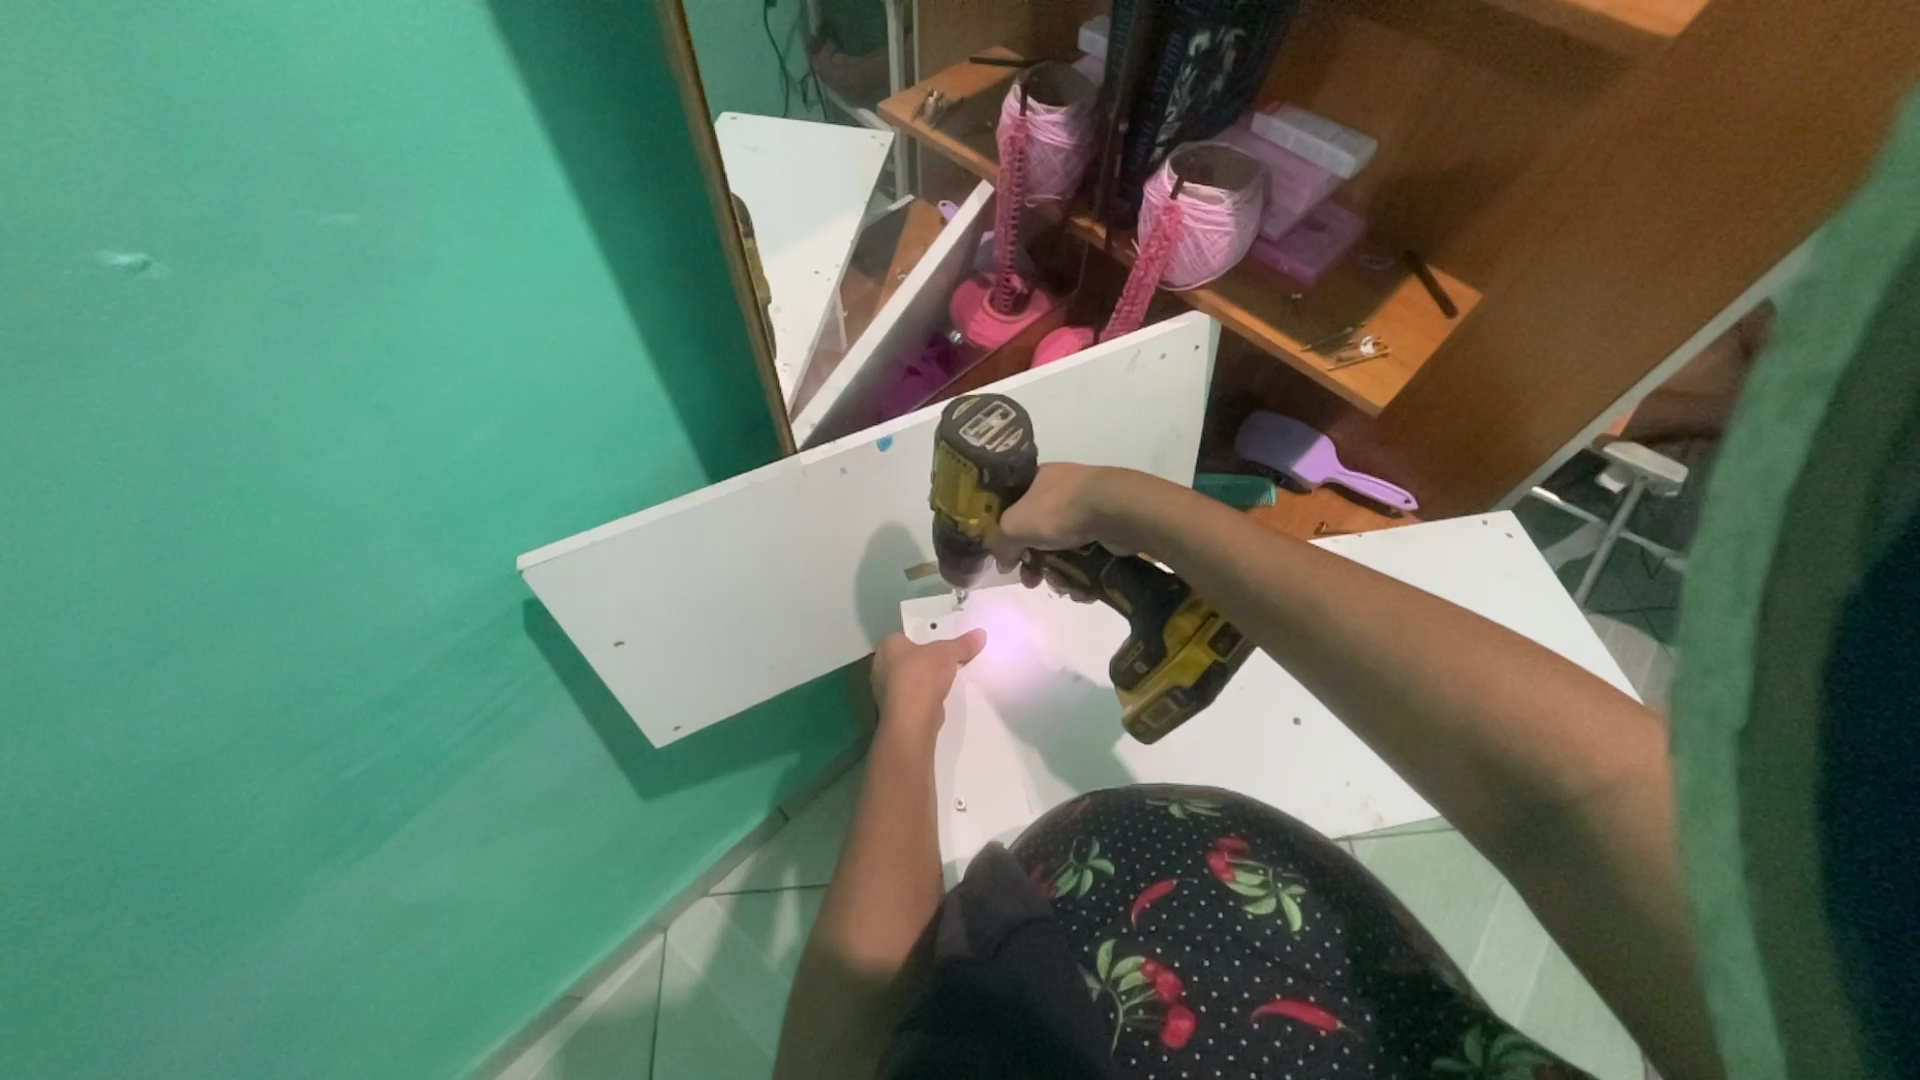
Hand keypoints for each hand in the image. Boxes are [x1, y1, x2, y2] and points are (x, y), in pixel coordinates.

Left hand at [870, 629, 987, 733]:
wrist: (913, 717)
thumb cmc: (922, 674)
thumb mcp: (948, 653)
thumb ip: (963, 644)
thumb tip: (980, 633)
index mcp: (887, 646)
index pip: (904, 635)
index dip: (921, 637)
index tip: (938, 641)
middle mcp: (880, 666)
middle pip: (906, 657)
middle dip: (923, 659)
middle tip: (945, 658)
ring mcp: (884, 690)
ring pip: (908, 679)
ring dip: (923, 680)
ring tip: (945, 677)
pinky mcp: (893, 709)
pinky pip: (911, 696)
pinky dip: (923, 696)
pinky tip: (938, 696)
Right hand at [990, 464, 1138, 595]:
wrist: (1115, 510)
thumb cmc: (1057, 510)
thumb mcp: (1014, 526)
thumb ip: (1001, 544)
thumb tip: (1003, 562)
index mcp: (1037, 480)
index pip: (1014, 508)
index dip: (1008, 535)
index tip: (1010, 559)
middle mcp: (1063, 492)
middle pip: (1039, 535)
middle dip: (1035, 564)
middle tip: (1034, 581)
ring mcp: (1089, 511)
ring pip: (1064, 551)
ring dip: (1060, 575)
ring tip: (1064, 587)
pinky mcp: (1108, 532)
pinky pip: (1088, 559)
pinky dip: (1082, 577)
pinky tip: (1082, 590)